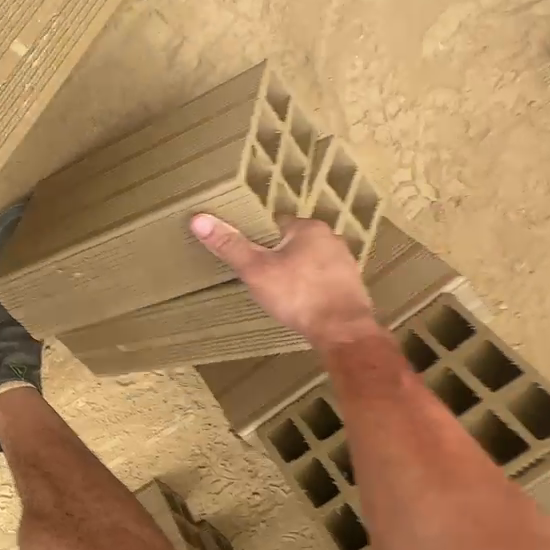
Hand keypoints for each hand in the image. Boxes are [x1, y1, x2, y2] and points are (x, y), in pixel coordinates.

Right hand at [190, 214, 379, 350]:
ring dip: (294, 271)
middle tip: (257, 275)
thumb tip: (198, 219)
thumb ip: (229, 245)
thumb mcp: (255, 270)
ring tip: (277, 290)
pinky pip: (322, 278)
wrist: (341, 330)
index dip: (257, 239)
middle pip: (292, 242)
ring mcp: (345, 262)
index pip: (274, 224)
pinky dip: (309, 286)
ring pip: (308, 260)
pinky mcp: (351, 284)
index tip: (246, 256)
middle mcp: (331, 238)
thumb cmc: (296, 294)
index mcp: (308, 228)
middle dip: (276, 256)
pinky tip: (299, 302)